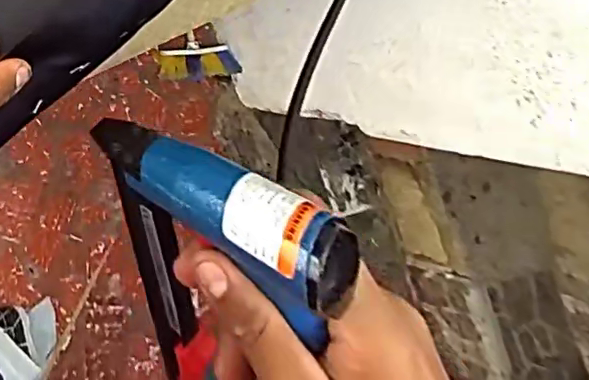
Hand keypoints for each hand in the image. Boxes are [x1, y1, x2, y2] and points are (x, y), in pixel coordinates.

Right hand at [174, 244, 446, 379]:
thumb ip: (257, 329)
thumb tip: (210, 264)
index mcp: (375, 317)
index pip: (296, 230)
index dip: (240, 223)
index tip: (197, 227)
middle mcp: (387, 312)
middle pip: (291, 264)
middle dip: (241, 286)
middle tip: (206, 313)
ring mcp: (391, 333)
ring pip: (301, 295)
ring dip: (257, 319)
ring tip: (237, 366)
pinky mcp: (388, 353)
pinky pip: (323, 322)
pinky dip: (288, 337)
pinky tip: (266, 368)